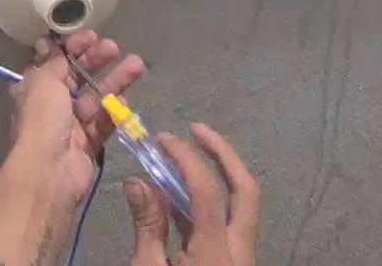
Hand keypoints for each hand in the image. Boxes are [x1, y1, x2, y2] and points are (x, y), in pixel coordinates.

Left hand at [6, 31, 146, 205]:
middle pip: (78, 76)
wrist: (50, 171)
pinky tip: (127, 102)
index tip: (90, 36)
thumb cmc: (43, 119)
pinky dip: (115, 112)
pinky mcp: (88, 144)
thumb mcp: (44, 81)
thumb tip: (56, 48)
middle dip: (96, 59)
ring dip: (115, 81)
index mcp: (35, 86)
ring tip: (137, 65)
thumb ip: (55, 62)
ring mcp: (71, 124)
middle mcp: (51, 103)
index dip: (72, 47)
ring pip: (96, 97)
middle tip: (114, 47)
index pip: (54, 60)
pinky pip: (104, 123)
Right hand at [124, 124, 259, 265]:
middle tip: (195, 129)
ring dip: (217, 175)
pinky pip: (230, 225)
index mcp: (216, 254)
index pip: (208, 191)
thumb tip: (136, 181)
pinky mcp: (236, 265)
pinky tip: (179, 199)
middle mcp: (240, 253)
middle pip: (246, 191)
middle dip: (222, 153)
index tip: (162, 139)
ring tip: (183, 158)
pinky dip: (209, 203)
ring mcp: (243, 260)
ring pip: (243, 207)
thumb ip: (147, 227)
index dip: (185, 157)